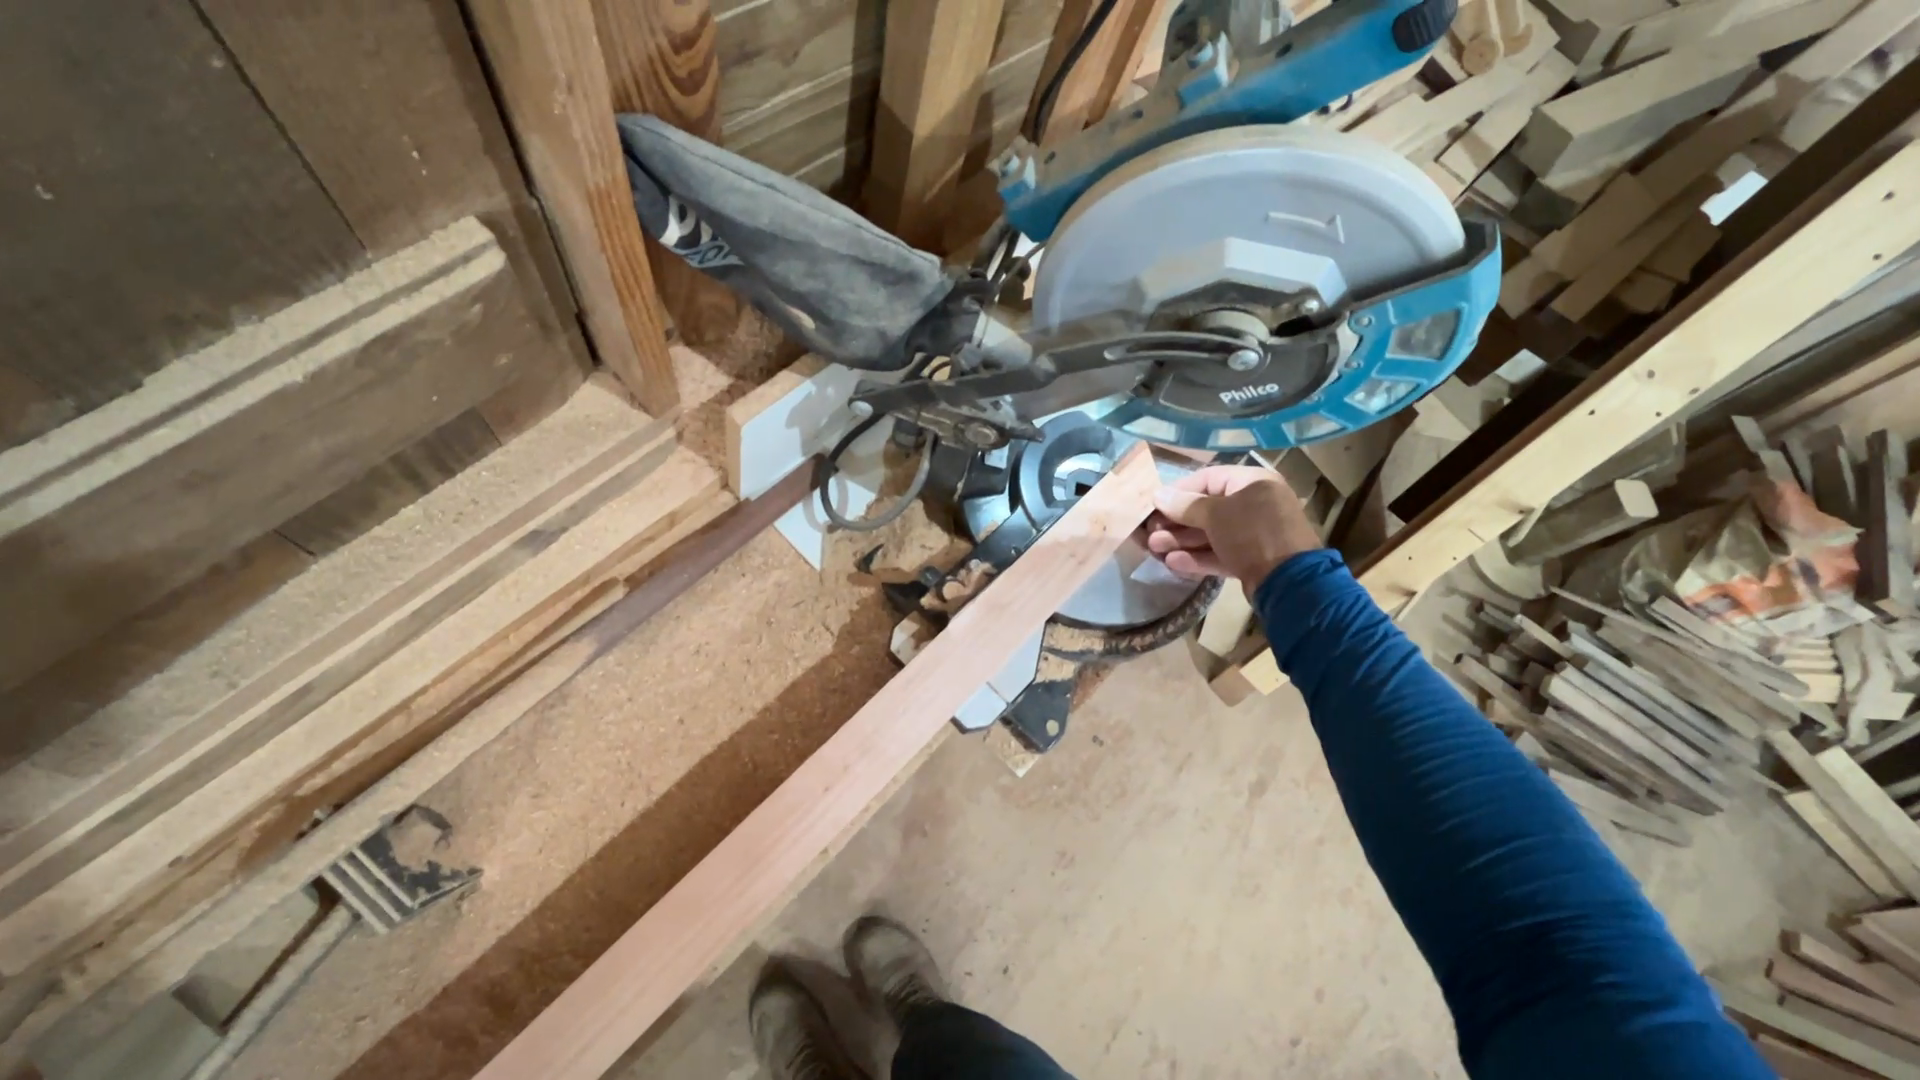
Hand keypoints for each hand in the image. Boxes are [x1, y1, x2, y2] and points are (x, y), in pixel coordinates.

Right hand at [1147, 464, 1322, 583]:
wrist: (1290, 581)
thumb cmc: (1252, 533)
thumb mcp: (1216, 514)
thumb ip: (1186, 505)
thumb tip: (1158, 495)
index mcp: (1252, 483)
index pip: (1208, 479)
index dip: (1179, 491)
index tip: (1154, 504)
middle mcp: (1254, 504)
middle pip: (1207, 509)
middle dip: (1176, 521)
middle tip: (1150, 532)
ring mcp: (1253, 534)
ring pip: (1210, 534)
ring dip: (1181, 540)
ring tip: (1154, 548)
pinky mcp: (1250, 559)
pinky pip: (1219, 553)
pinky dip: (1197, 557)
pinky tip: (1173, 562)